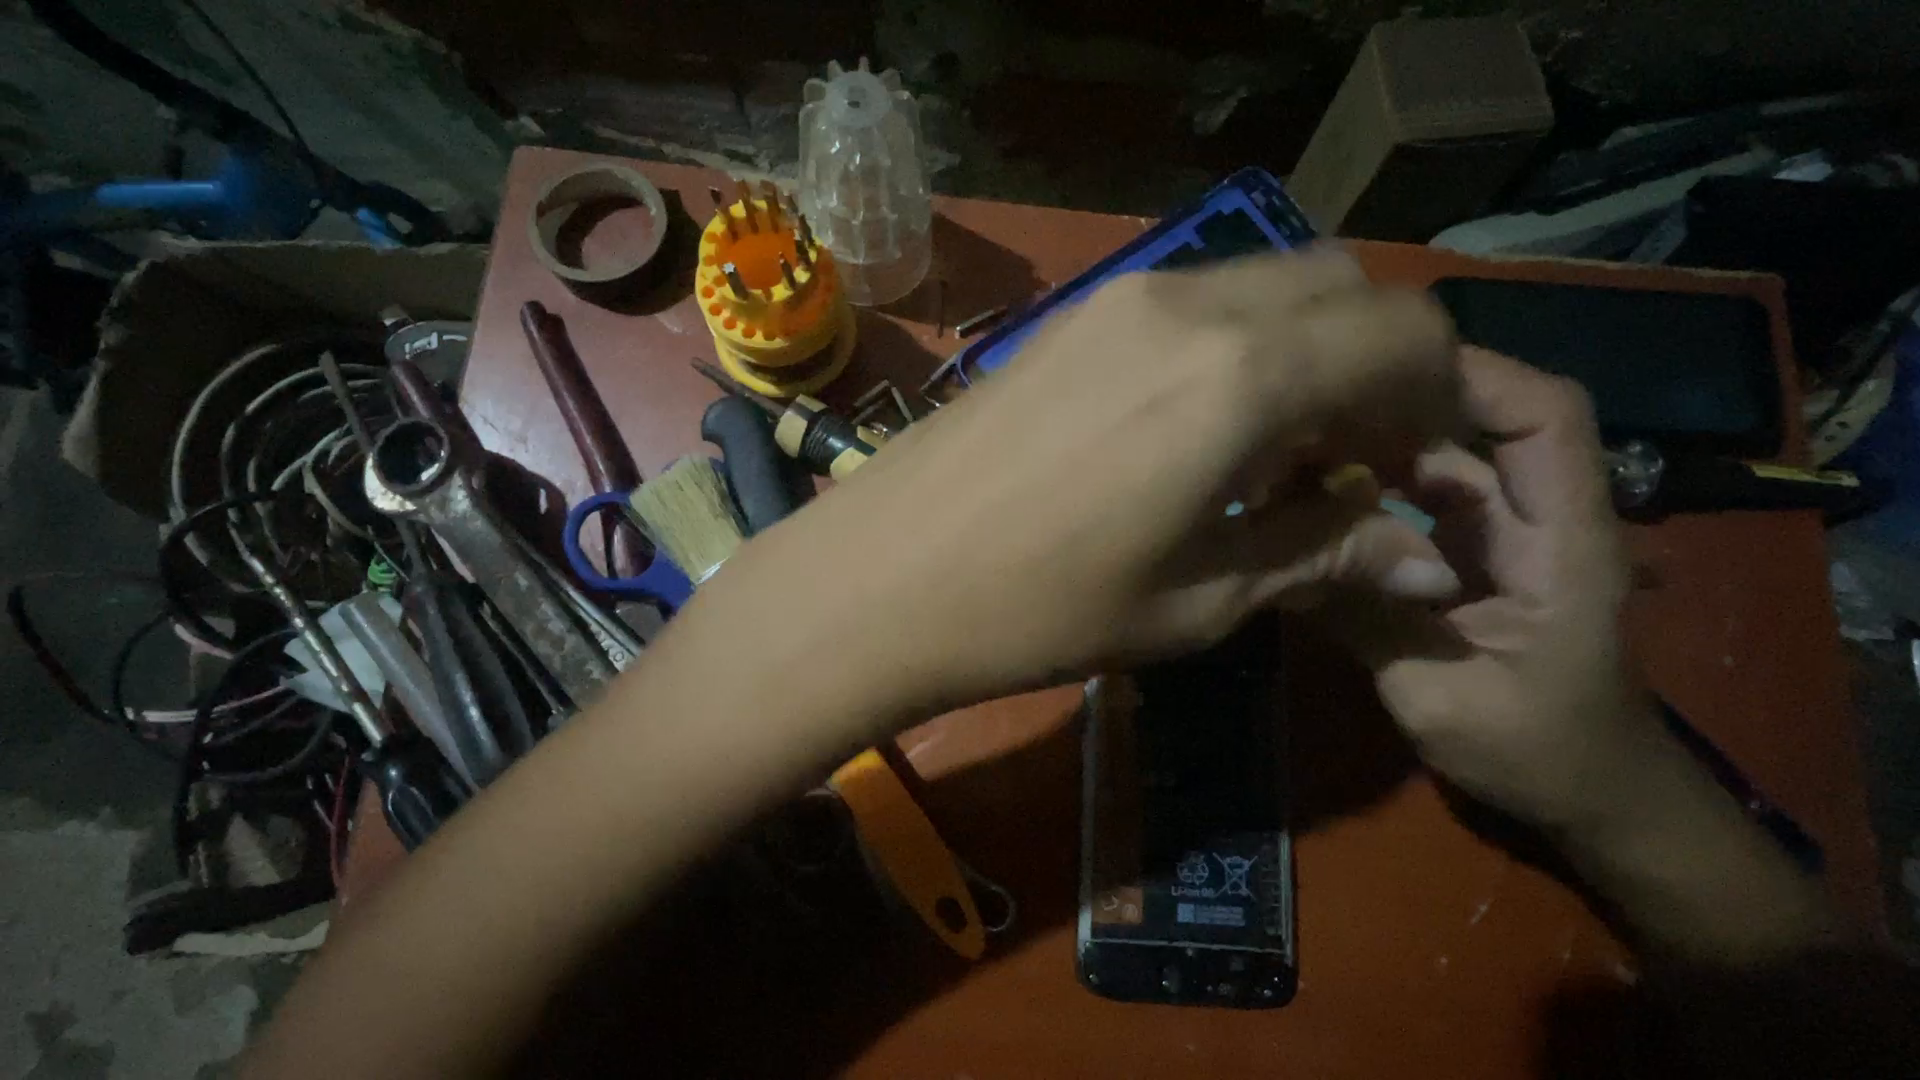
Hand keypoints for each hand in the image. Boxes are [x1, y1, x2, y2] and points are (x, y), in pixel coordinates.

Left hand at [721, 250, 1462, 714]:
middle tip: (1347, 458)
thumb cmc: (1041, 610)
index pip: (1405, 336)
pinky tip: (1197, 427)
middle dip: (1376, 361)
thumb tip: (1428, 565)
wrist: (880, 578)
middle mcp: (1191, 303)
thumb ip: (1322, 556)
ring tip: (1272, 450)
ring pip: (1265, 284)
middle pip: (1340, 287)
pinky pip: (1194, 300)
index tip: (1411, 469)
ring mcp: (1122, 297)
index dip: (1435, 398)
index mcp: (1242, 374)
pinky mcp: (1073, 313)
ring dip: (1303, 347)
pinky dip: (1234, 342)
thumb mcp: (1199, 599)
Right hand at [1332, 347, 1661, 830]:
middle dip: (1392, 406)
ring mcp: (1498, 537)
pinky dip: (1363, 496)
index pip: (1545, 417)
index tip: (1378, 366)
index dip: (1475, 374)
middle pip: (1477, 425)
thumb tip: (1282, 560)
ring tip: (1287, 450)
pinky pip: (1413, 506)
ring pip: (1436, 462)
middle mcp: (1533, 520)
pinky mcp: (1465, 558)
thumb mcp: (1441, 697)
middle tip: (1299, 409)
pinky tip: (1305, 503)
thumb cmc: (1539, 753)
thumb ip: (1370, 621)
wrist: (1590, 794)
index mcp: (1562, 542)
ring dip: (1367, 450)